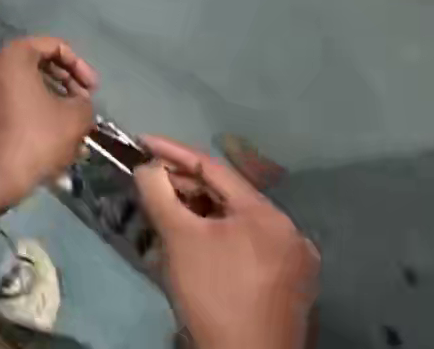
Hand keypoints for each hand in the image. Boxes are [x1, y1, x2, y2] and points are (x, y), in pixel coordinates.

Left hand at [0, 36, 99, 206]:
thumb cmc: (38, 135)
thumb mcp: (75, 116)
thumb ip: (84, 100)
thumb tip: (81, 100)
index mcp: (15, 54)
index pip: (53, 45)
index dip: (79, 65)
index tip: (94, 89)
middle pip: (40, 59)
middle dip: (68, 79)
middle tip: (86, 100)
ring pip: (31, 79)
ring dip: (57, 93)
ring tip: (78, 117)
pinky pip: (20, 94)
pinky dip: (40, 103)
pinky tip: (59, 126)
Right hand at [135, 136, 318, 348]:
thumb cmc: (212, 292)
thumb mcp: (176, 233)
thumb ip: (156, 189)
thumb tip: (147, 167)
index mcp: (269, 217)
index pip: (213, 168)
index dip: (172, 151)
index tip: (140, 141)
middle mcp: (290, 233)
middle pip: (226, 193)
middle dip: (184, 183)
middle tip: (148, 180)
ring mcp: (293, 261)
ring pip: (233, 217)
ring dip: (196, 207)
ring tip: (163, 205)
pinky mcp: (287, 283)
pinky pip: (244, 239)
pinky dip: (213, 230)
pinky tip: (189, 233)